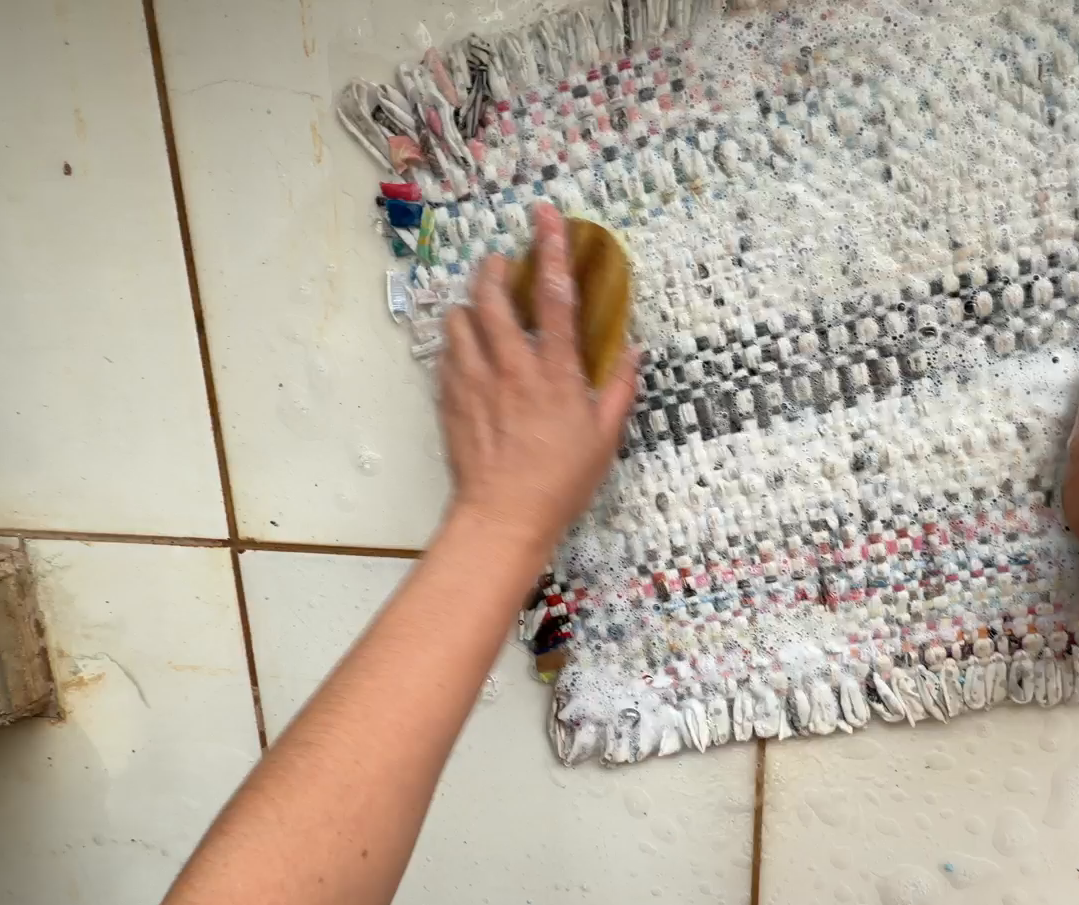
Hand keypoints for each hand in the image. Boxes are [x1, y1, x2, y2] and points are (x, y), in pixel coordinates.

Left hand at [439, 202, 639, 553]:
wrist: (504, 515)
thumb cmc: (562, 481)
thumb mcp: (604, 439)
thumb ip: (618, 390)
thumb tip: (634, 352)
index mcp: (554, 372)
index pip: (555, 297)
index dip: (552, 249)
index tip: (545, 214)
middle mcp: (510, 366)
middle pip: (491, 296)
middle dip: (494, 270)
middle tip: (502, 267)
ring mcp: (474, 381)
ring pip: (458, 320)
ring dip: (470, 308)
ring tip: (481, 315)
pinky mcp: (450, 400)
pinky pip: (445, 356)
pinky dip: (456, 345)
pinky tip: (469, 356)